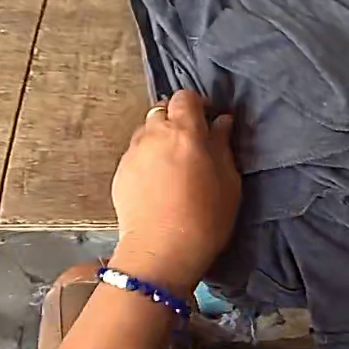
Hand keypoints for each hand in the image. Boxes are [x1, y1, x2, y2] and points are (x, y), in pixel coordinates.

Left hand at [109, 89, 240, 294]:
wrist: (161, 252)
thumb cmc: (205, 217)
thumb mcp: (228, 180)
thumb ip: (223, 144)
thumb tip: (221, 122)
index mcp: (185, 131)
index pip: (186, 97)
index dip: (197, 105)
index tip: (207, 121)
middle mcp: (154, 134)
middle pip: (163, 111)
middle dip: (176, 121)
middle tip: (191, 144)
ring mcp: (133, 153)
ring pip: (146, 132)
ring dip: (160, 139)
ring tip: (173, 165)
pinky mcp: (120, 172)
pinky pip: (136, 154)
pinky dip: (147, 159)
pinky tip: (157, 183)